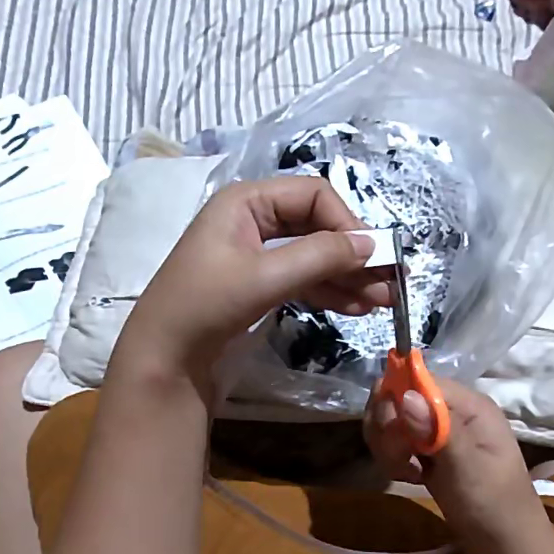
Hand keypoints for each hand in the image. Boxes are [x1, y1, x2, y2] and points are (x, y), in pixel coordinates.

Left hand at [117, 177, 392, 380]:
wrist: (163, 357)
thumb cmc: (206, 304)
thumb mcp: (264, 277)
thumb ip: (320, 256)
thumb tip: (371, 244)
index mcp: (246, 202)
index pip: (313, 196)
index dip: (347, 222)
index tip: (374, 256)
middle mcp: (252, 221)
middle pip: (316, 226)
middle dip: (352, 254)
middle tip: (390, 282)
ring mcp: (254, 254)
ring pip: (311, 256)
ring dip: (345, 276)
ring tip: (380, 302)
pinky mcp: (255, 285)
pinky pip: (300, 279)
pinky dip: (326, 291)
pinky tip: (354, 307)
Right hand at [364, 377, 537, 537]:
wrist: (501, 542)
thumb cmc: (492, 504)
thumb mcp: (468, 469)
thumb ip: (438, 430)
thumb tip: (405, 396)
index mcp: (468, 404)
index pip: (416, 380)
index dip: (395, 401)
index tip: (394, 436)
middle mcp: (449, 408)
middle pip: (395, 395)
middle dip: (387, 428)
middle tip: (400, 459)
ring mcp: (436, 427)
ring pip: (389, 418)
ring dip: (386, 445)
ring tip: (403, 471)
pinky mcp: (424, 446)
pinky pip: (392, 438)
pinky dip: (390, 456)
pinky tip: (406, 476)